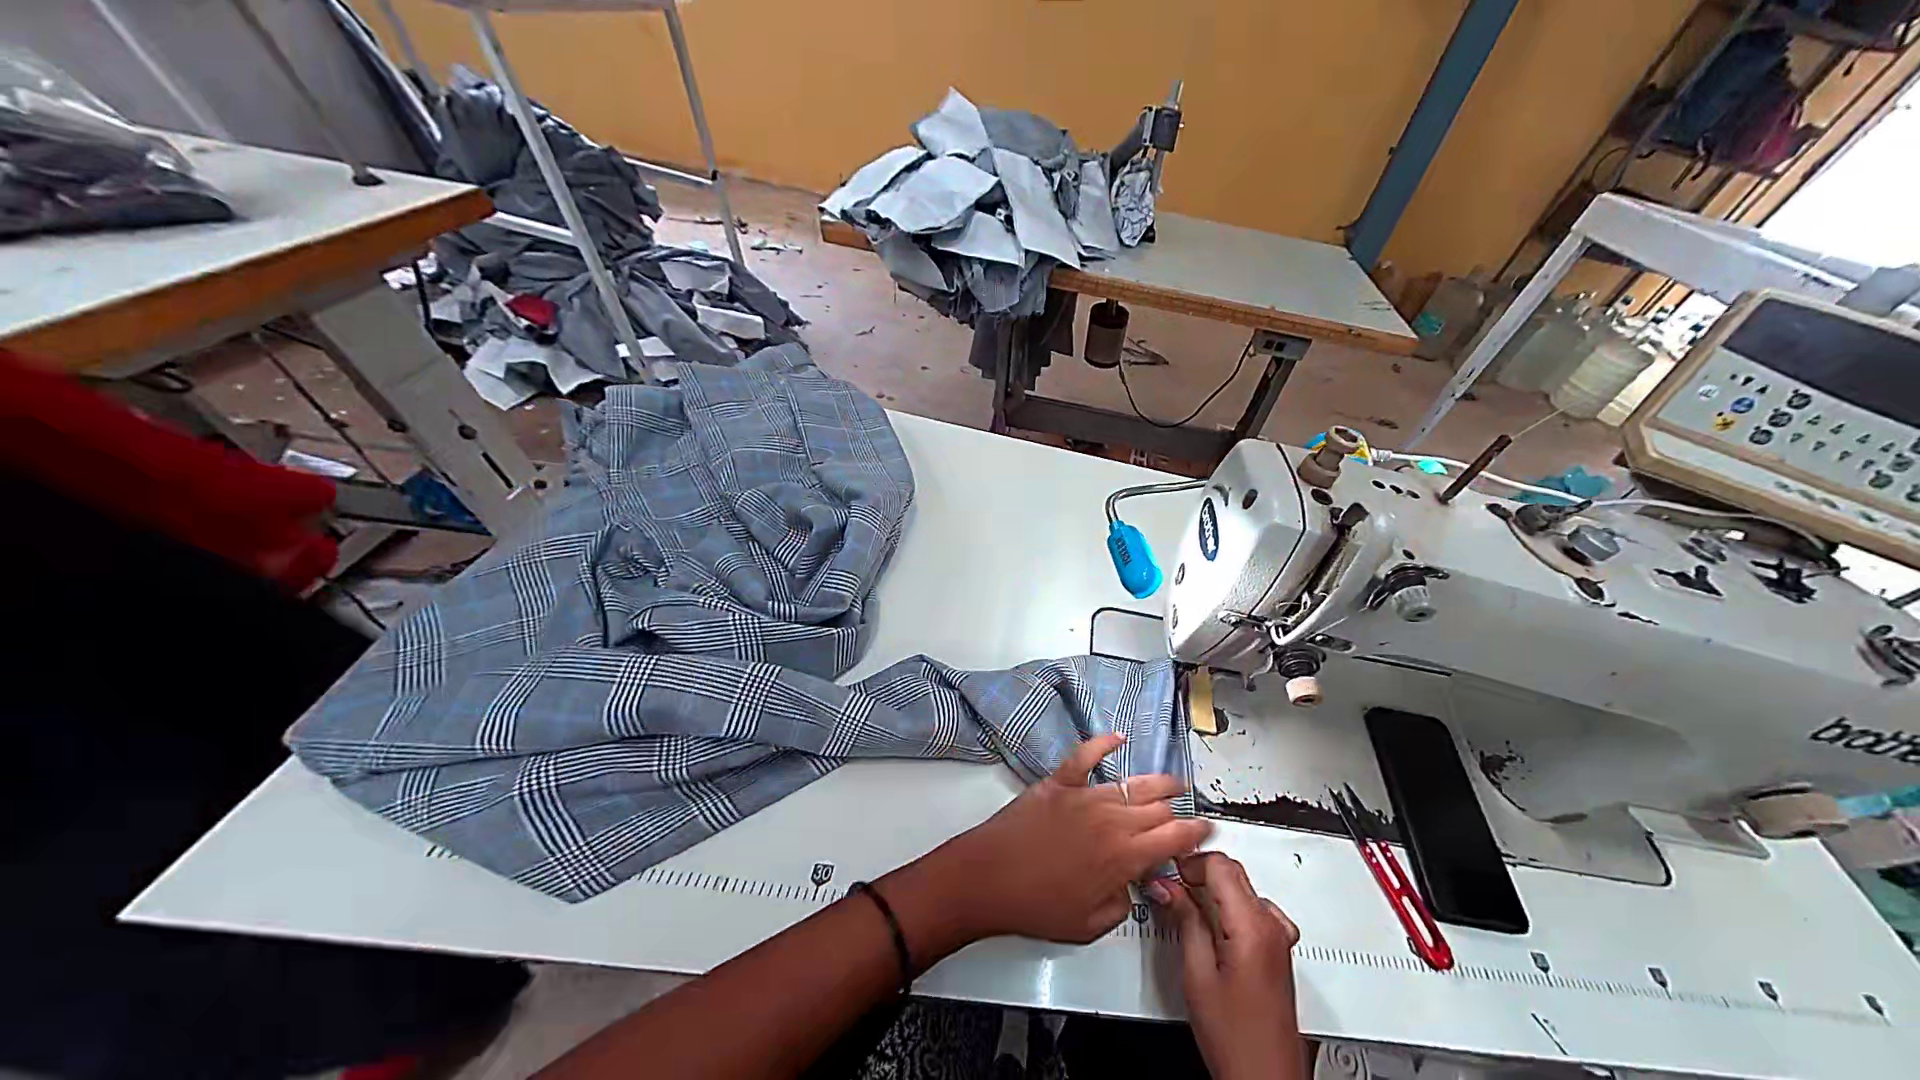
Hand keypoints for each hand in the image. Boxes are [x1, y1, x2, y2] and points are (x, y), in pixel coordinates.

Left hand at [882, 734, 1211, 952]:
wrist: (988, 878)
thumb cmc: (1038, 907)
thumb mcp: (1092, 923)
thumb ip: (1124, 901)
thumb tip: (1135, 883)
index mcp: (1125, 857)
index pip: (1176, 837)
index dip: (1197, 834)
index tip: (1207, 831)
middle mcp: (1111, 820)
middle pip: (1158, 808)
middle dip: (1178, 812)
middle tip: (1184, 816)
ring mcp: (1084, 796)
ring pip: (1132, 783)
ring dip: (1157, 783)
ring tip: (1172, 783)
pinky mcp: (1058, 783)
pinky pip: (1084, 756)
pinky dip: (1102, 743)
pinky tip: (1116, 737)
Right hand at [1148, 852, 1303, 1079]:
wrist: (1265, 1079)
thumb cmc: (1237, 1040)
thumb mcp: (1197, 973)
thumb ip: (1184, 920)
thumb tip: (1169, 888)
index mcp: (1253, 927)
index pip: (1219, 865)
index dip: (1187, 861)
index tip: (1166, 868)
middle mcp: (1273, 928)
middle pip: (1232, 873)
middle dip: (1196, 873)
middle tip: (1167, 885)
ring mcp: (1278, 939)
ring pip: (1240, 889)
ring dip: (1211, 889)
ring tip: (1182, 906)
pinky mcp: (1277, 951)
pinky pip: (1251, 910)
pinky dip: (1227, 906)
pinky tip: (1207, 923)